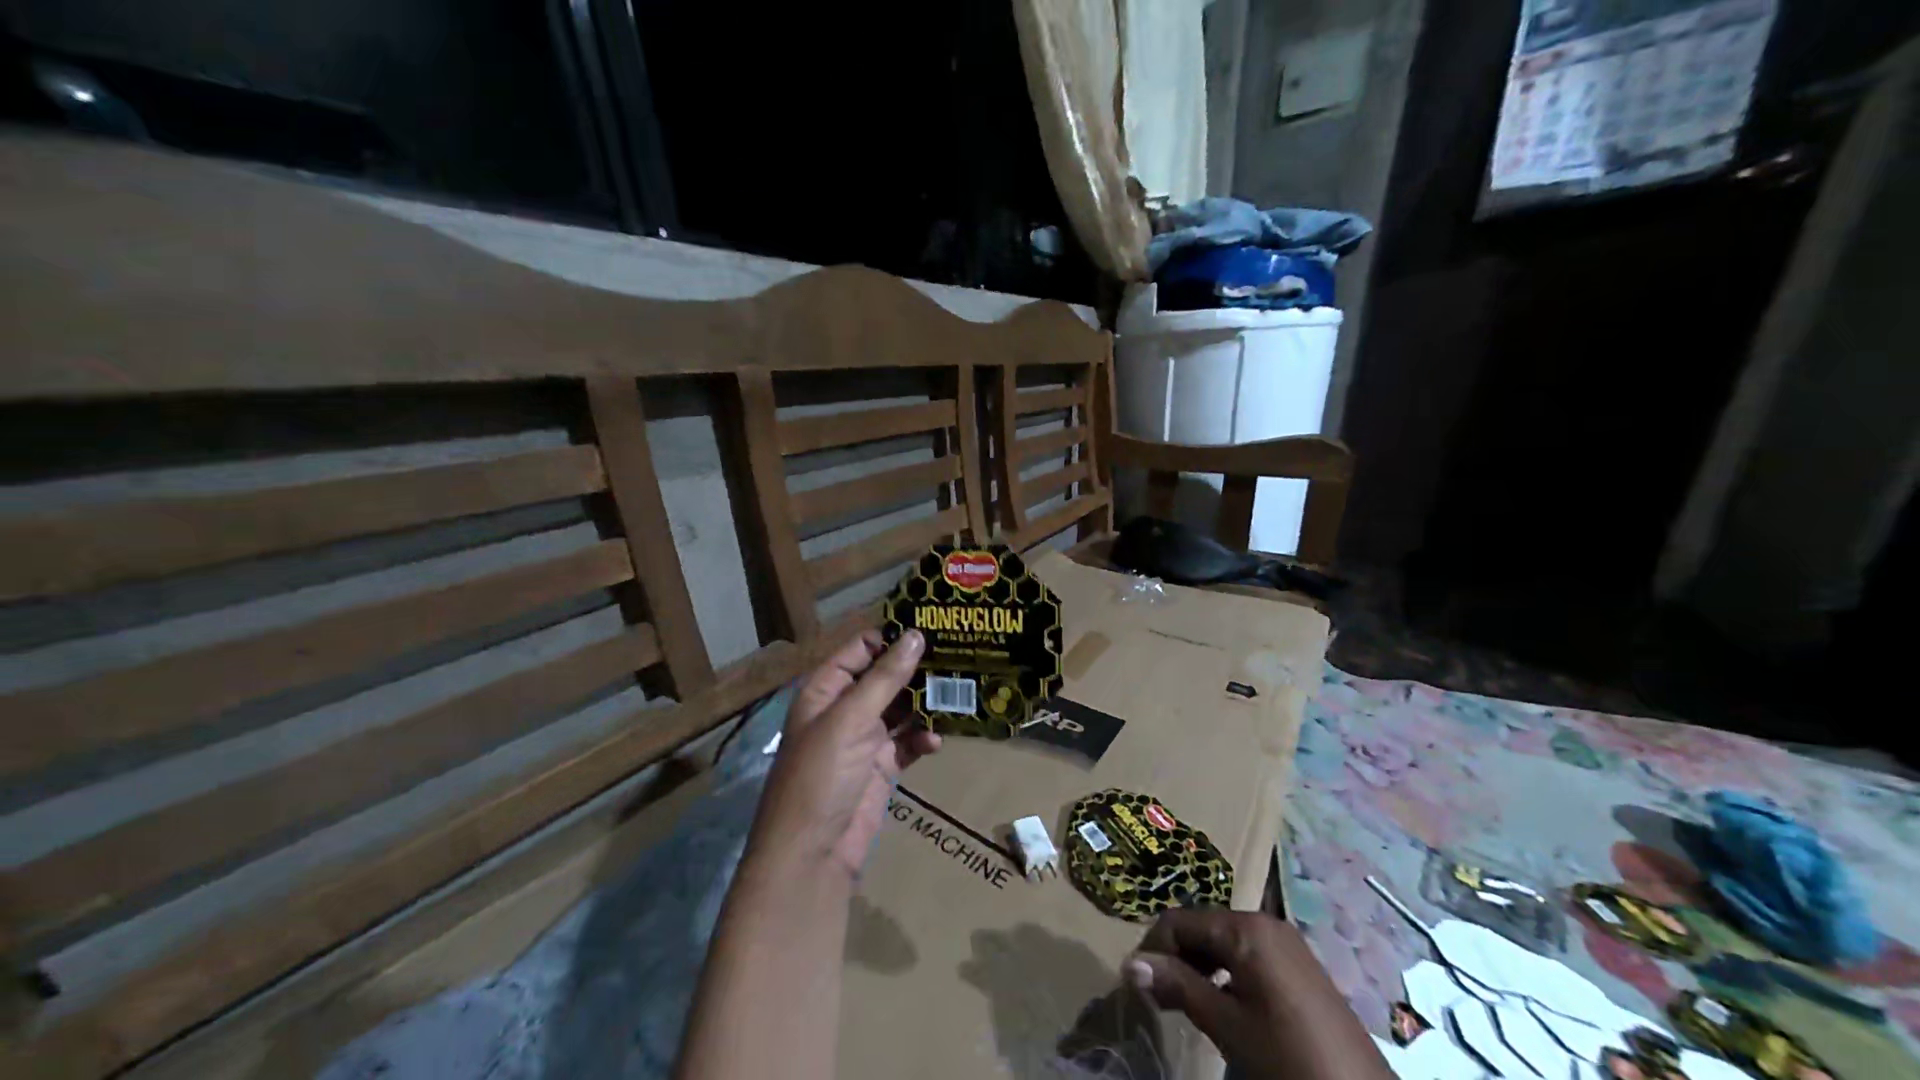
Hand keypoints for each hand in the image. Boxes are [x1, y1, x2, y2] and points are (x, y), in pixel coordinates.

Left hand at [751, 628, 941, 877]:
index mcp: (825, 689)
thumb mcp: (850, 719)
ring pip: (901, 709)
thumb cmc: (821, 775)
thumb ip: (885, 678)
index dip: (893, 638)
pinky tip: (937, 741)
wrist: (812, 854)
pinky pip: (907, 743)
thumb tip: (916, 635)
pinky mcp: (880, 768)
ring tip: (960, 692)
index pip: (861, 649)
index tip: (934, 628)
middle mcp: (844, 709)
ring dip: (925, 703)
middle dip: (917, 669)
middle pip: (885, 678)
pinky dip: (922, 739)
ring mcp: (863, 739)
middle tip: (959, 655)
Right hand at [1124, 909, 1392, 1079]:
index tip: (1137, 987)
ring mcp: (1285, 942)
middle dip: (1175, 957)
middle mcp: (1264, 922)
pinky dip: (1225, 973)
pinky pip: (1247, 955)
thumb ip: (1178, 987)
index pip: (1179, 921)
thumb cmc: (1288, 1057)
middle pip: (1201, 927)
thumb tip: (1130, 964)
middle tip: (1158, 999)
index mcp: (1245, 928)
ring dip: (1198, 967)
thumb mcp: (1227, 1025)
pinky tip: (1222, 1006)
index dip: (1152, 950)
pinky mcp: (1298, 965)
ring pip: (1223, 941)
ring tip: (1184, 1003)